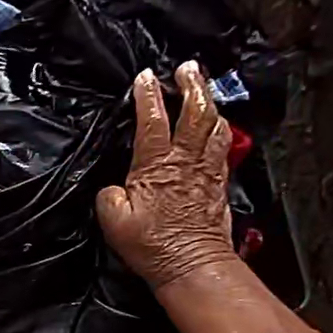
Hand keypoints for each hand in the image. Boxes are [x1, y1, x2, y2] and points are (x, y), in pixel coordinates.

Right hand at [96, 61, 236, 288]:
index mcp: (156, 165)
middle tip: (188, 67)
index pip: (152, 120)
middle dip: (192, 85)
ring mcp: (206, 171)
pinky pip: (222, 148)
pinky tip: (216, 126)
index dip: (147, 95)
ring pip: (214, 126)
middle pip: (195, 112)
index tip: (145, 77)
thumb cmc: (153, 245)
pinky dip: (219, 130)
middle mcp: (185, 162)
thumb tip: (115, 187)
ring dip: (210, 103)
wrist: (191, 265)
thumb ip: (110, 195)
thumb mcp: (113, 220)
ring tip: (204, 89)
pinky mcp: (219, 185)